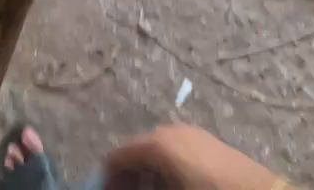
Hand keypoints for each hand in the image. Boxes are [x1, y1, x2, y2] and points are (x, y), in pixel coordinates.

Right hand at [105, 124, 283, 189]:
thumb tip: (117, 188)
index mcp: (156, 144)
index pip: (117, 157)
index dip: (107, 179)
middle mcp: (168, 130)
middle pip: (136, 152)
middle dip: (128, 178)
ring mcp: (189, 133)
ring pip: (156, 152)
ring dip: (147, 176)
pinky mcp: (206, 142)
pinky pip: (175, 153)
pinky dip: (166, 171)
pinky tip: (172, 187)